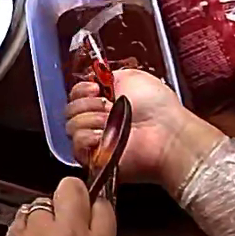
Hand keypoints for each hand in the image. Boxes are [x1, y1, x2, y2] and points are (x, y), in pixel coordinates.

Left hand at [0, 176, 115, 235]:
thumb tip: (87, 234)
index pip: (103, 204)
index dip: (94, 205)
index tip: (88, 212)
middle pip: (71, 188)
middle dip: (67, 196)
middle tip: (62, 215)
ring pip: (39, 203)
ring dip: (40, 217)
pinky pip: (18, 221)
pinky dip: (21, 231)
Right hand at [65, 69, 221, 193]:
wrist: (165, 130)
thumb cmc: (155, 104)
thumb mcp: (131, 77)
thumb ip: (107, 75)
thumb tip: (92, 78)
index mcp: (104, 102)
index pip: (75, 95)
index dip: (81, 90)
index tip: (96, 88)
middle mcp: (97, 122)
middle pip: (70, 110)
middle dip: (87, 104)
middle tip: (108, 106)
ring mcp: (95, 142)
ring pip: (71, 126)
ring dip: (92, 119)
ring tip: (112, 122)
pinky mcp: (94, 160)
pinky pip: (77, 144)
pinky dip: (89, 137)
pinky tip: (105, 135)